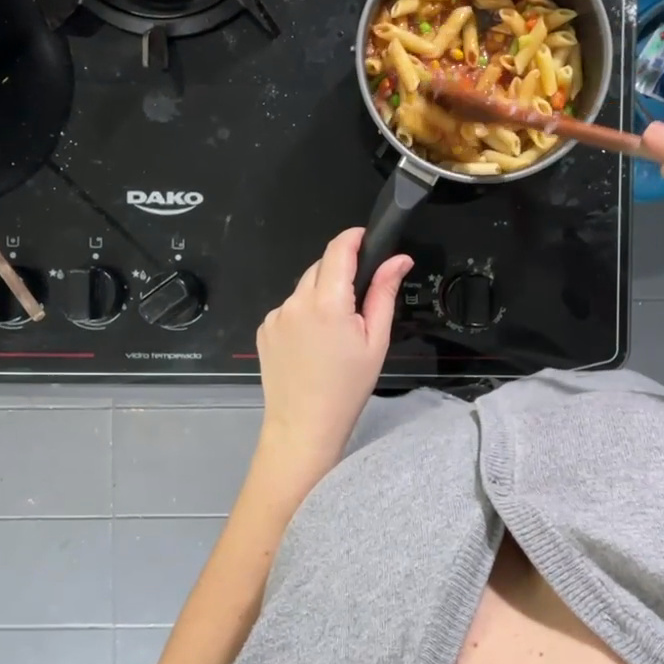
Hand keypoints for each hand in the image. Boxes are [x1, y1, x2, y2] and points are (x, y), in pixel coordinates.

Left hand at [256, 228, 413, 470]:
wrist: (304, 426)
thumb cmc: (347, 388)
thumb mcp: (376, 341)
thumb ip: (384, 293)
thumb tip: (398, 260)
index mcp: (327, 302)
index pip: (338, 250)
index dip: (353, 237)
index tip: (365, 238)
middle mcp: (296, 302)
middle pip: (320, 267)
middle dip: (340, 274)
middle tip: (358, 304)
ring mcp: (276, 315)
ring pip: (304, 288)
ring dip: (321, 296)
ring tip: (334, 333)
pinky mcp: (264, 328)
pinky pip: (289, 308)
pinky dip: (303, 314)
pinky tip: (313, 343)